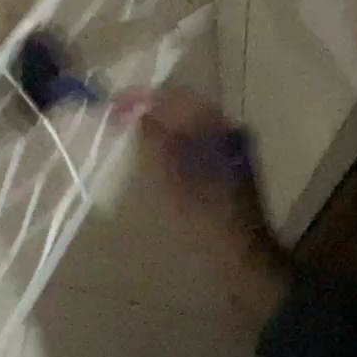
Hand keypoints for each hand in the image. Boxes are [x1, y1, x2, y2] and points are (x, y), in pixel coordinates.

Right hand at [114, 86, 289, 323]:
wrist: (244, 260)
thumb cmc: (205, 221)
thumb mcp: (171, 178)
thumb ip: (154, 138)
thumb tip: (136, 112)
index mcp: (215, 127)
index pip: (171, 96)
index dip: (138, 98)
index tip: (111, 106)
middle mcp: (227, 127)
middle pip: (181, 102)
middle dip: (148, 105)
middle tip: (119, 116)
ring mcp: (231, 144)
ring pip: (188, 118)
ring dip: (160, 120)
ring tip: (131, 129)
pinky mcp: (230, 161)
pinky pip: (196, 135)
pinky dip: (173, 136)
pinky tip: (155, 148)